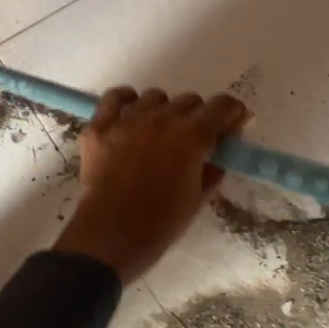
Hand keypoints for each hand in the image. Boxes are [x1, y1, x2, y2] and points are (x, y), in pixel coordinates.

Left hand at [52, 87, 249, 282]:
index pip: (222, 105)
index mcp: (191, 136)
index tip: (230, 126)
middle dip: (197, 116)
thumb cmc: (162, 219)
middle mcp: (159, 119)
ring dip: (162, 110)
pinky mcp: (97, 127)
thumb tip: (220, 149)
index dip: (231, 114)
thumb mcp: (200, 194)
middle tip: (192, 138)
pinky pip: (114, 98)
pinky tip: (130, 114)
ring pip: (153, 97)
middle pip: (188, 101)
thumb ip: (213, 164)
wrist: (113, 230)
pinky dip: (125, 101)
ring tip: (158, 132)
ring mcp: (125, 121)